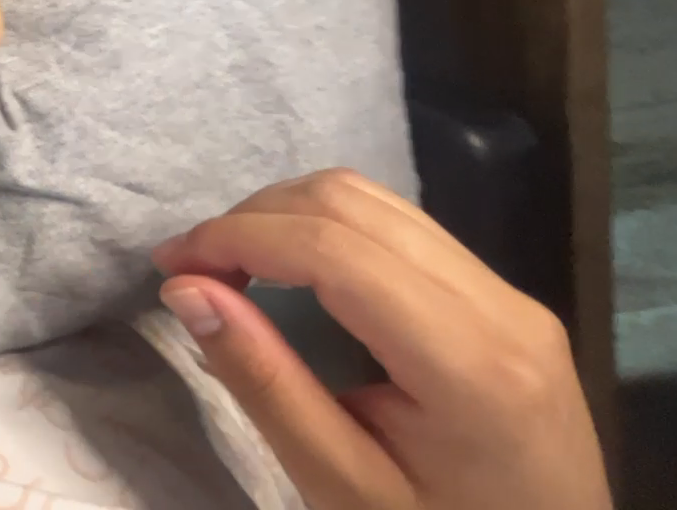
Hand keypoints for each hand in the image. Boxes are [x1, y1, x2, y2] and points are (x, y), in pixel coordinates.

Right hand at [152, 169, 611, 509]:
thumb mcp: (338, 482)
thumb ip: (261, 380)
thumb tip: (183, 287)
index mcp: (471, 364)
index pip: (331, 249)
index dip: (234, 238)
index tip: (171, 266)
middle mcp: (501, 306)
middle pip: (344, 203)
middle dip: (247, 219)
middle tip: (194, 269)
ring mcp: (505, 293)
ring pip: (362, 195)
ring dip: (277, 212)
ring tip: (233, 263)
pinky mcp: (494, 292)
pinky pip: (386, 217)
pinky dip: (313, 220)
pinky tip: (286, 262)